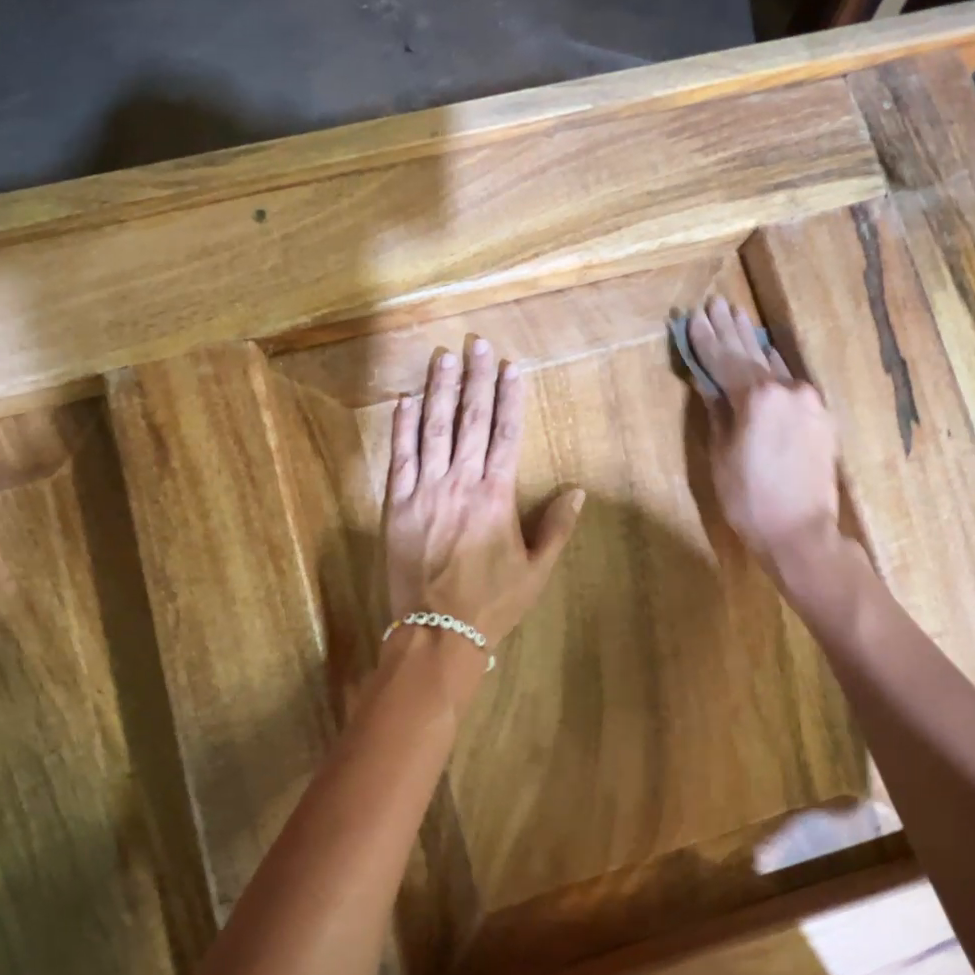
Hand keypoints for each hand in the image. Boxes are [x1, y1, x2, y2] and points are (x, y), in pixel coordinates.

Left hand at [384, 337, 583, 648]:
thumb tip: (577, 491)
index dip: (509, 398)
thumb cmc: (493, 604)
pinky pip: (399, 458)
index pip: (506, 435)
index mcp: (496, 497)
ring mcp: (425, 491)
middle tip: (476, 342)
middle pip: (470, 421)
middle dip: (475, 378)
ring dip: (438, 390)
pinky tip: (404, 400)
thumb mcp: (536, 571)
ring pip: (433, 430)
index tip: (511, 367)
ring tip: (443, 356)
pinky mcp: (396, 505)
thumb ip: (556, 528)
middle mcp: (461, 484)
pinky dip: (401, 428)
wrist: (438, 631)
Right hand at [688, 296, 844, 571]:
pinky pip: (792, 383)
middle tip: (716, 304)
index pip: (723, 360)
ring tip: (738, 318)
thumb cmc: (749, 499)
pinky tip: (768, 354)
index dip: (704, 339)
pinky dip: (775, 368)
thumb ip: (718, 412)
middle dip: (730, 330)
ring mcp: (808, 401)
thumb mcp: (721, 455)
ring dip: (754, 344)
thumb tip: (709, 383)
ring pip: (775, 366)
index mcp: (757, 397)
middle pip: (751, 354)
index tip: (692, 316)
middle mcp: (787, 389)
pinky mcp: (821, 417)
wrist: (801, 532)